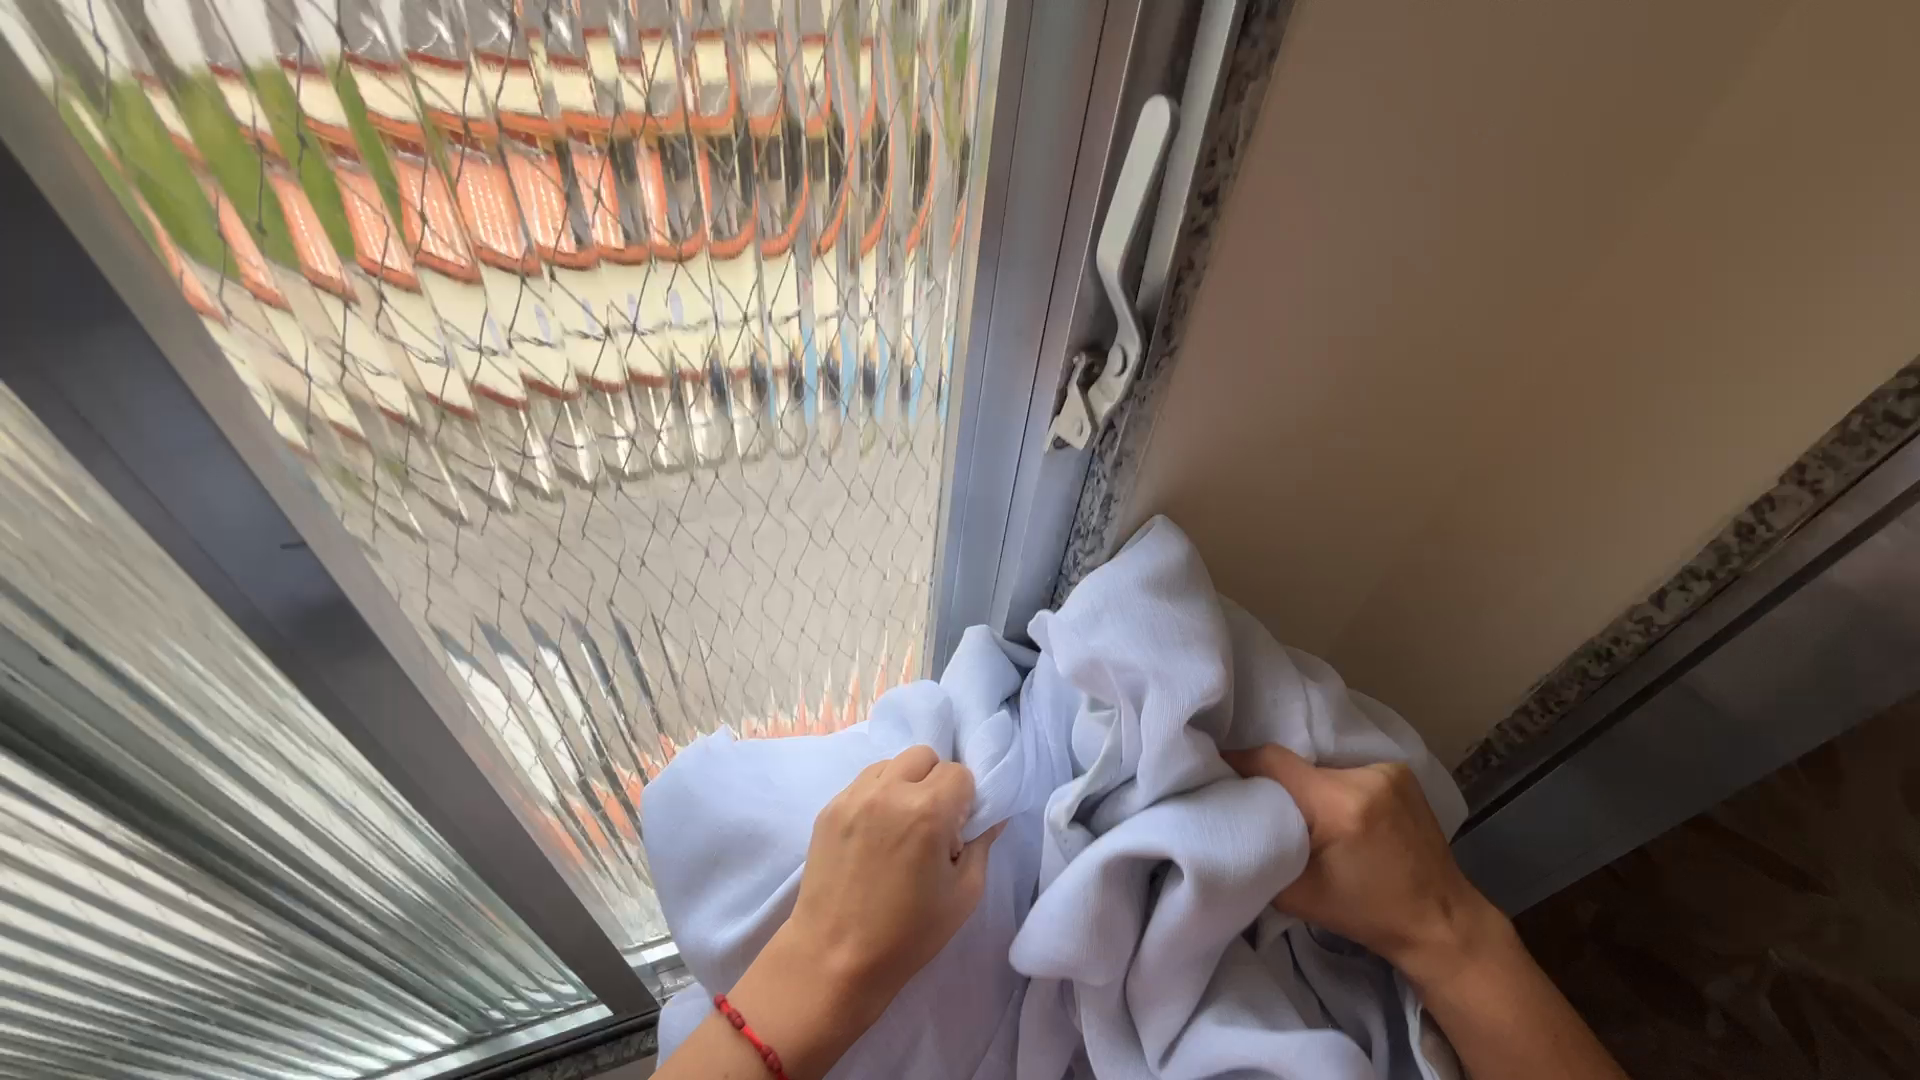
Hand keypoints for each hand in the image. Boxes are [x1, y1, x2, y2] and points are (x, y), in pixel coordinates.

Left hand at [785, 744, 1004, 1006]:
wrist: (834, 958)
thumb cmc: (908, 933)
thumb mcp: (965, 894)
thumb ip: (982, 844)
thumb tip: (992, 814)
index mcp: (926, 811)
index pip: (959, 773)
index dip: (966, 799)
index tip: (958, 830)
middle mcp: (888, 792)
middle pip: (924, 756)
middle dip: (936, 781)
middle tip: (933, 822)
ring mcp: (853, 797)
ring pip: (892, 763)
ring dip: (906, 783)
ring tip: (902, 825)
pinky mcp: (829, 809)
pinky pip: (864, 781)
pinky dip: (878, 794)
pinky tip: (876, 832)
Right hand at [1223, 744, 1505, 987]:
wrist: (1442, 924)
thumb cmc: (1366, 914)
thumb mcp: (1295, 894)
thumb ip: (1257, 853)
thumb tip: (1220, 826)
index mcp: (1338, 805)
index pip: (1270, 761)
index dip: (1237, 763)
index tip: (1213, 772)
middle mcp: (1364, 777)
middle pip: (1294, 764)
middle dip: (1272, 782)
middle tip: (1254, 803)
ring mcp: (1387, 771)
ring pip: (1319, 766)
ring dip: (1304, 786)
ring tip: (1299, 812)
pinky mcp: (1399, 772)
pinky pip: (1345, 769)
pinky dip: (1331, 786)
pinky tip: (1335, 811)